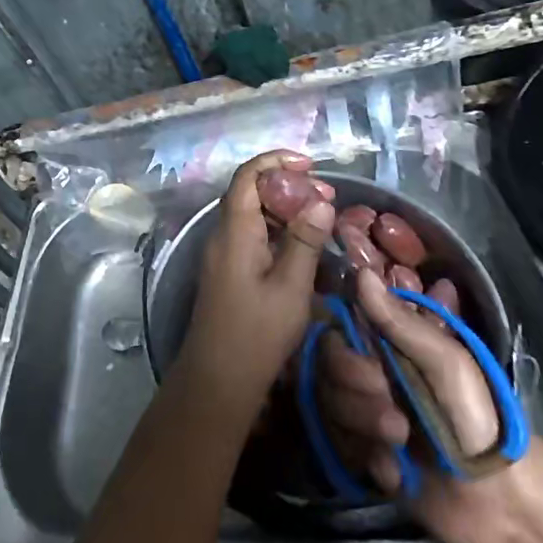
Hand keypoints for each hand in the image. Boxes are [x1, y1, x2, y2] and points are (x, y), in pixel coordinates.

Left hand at [177, 150, 336, 408]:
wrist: (217, 381)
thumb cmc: (255, 334)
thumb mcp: (290, 287)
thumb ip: (305, 241)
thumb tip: (320, 201)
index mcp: (235, 231)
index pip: (248, 176)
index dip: (276, 161)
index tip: (309, 165)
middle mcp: (223, 235)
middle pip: (250, 192)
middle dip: (287, 185)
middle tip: (325, 197)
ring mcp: (223, 254)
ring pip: (252, 215)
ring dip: (284, 209)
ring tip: (321, 218)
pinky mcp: (228, 272)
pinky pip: (252, 236)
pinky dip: (277, 231)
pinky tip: (303, 246)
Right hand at [324, 272, 542, 542]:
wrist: (505, 505)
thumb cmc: (485, 422)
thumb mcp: (447, 362)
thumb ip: (402, 318)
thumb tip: (360, 270)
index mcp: (402, 331)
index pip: (348, 306)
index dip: (343, 324)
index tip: (355, 347)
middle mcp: (382, 359)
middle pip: (332, 357)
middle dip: (356, 388)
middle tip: (392, 412)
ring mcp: (373, 403)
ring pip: (332, 399)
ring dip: (363, 427)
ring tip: (401, 447)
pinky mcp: (368, 445)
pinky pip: (340, 438)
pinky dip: (365, 456)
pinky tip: (397, 467)